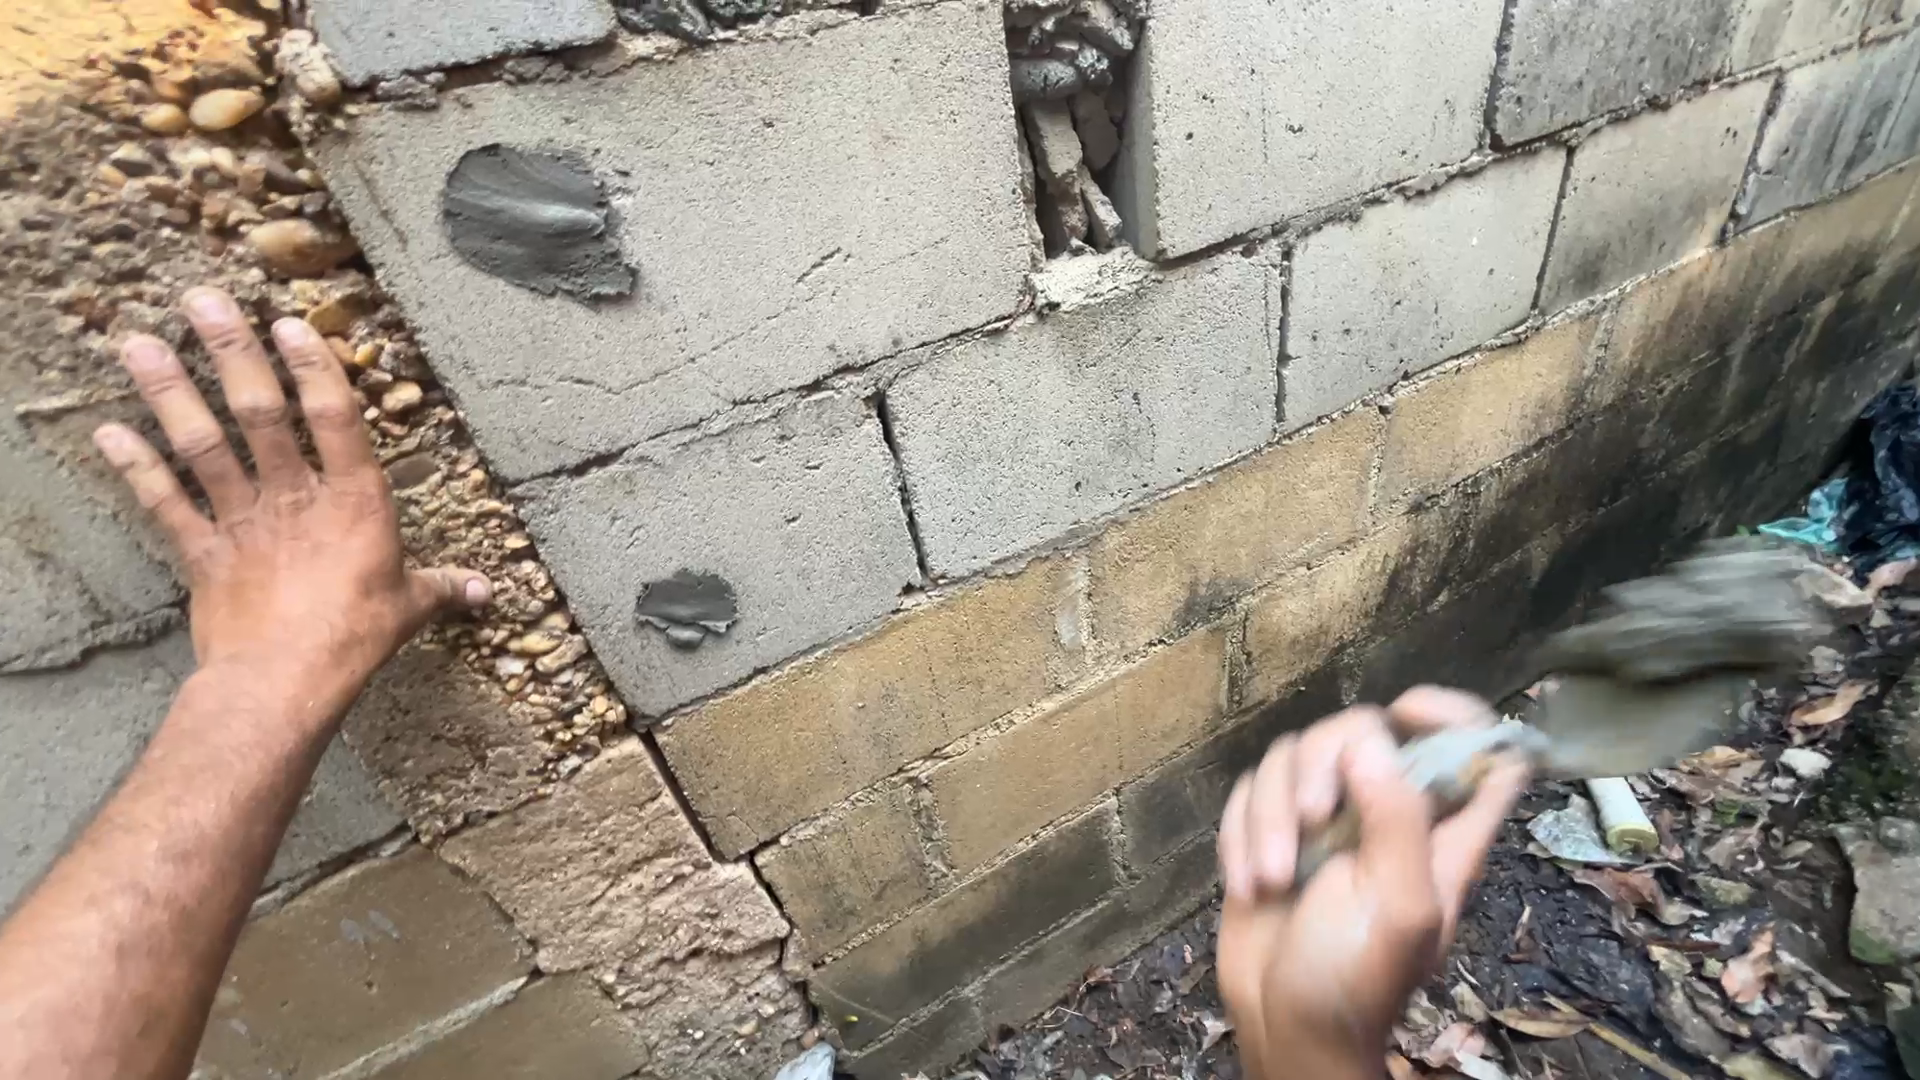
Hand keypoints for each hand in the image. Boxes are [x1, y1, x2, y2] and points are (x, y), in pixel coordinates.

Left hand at [93, 286, 488, 729]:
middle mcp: (296, 497)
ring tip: (138, 340)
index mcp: (357, 502)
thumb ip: (448, 587)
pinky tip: (106, 429)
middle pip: (260, 415)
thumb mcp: (416, 604)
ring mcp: (242, 519)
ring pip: (202, 444)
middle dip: (231, 354)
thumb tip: (489, 591)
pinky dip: (134, 467)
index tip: (291, 325)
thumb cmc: (362, 632)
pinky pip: (164, 502)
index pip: (336, 421)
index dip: (314, 371)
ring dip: (169, 391)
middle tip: (204, 301)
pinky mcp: (202, 550)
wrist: (287, 675)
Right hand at [1215, 687, 1529, 1079]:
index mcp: (1440, 830)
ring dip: (1269, 818)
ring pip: (1292, 756)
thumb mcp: (1395, 909)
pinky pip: (1249, 787)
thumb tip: (1374, 738)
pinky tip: (1251, 881)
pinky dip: (1241, 832)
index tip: (1410, 714)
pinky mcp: (1268, 821)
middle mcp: (1382, 808)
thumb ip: (1397, 821)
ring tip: (1273, 879)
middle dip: (1321, 768)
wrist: (1280, 1019)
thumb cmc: (1353, 978)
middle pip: (1359, 731)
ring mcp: (1322, 813)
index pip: (1478, 749)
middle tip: (1310, 822)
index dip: (1456, 718)